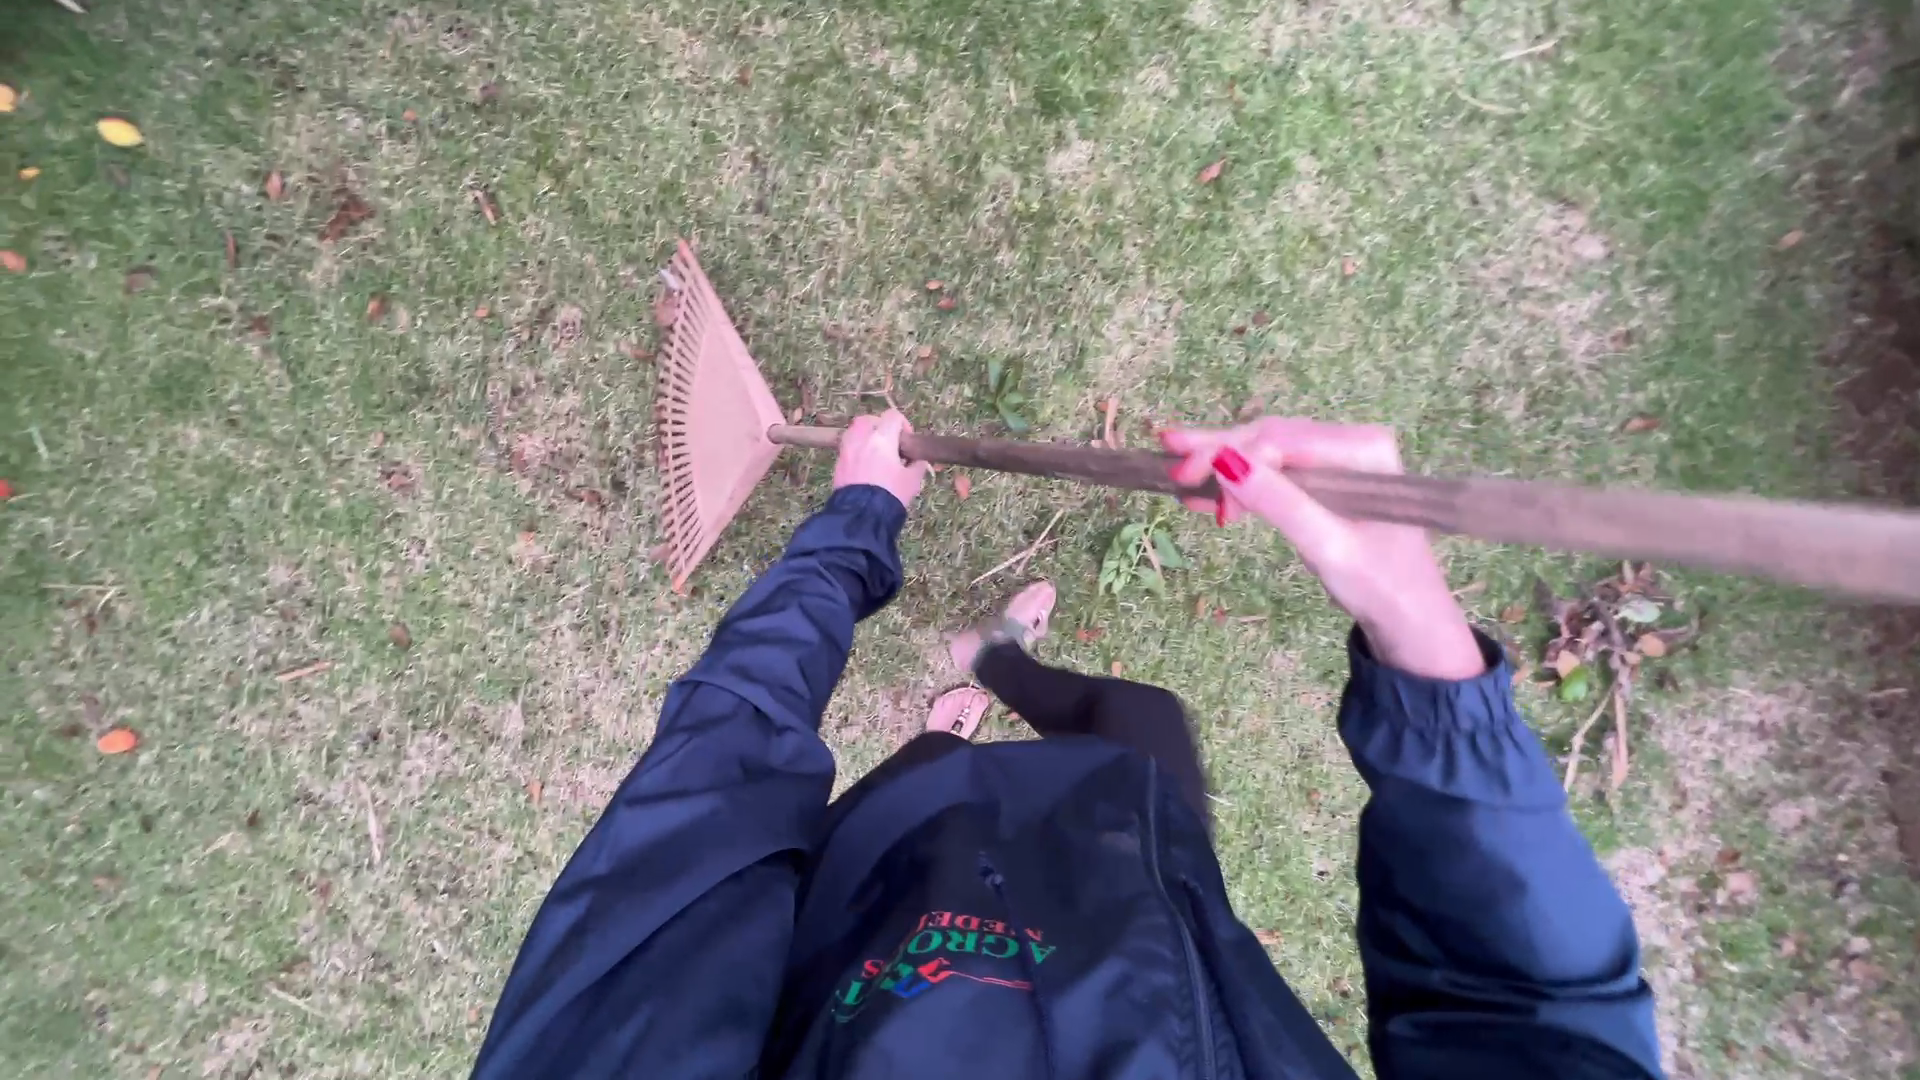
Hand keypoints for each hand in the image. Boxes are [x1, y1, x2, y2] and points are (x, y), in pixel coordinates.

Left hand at [833, 409, 929, 509]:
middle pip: (869, 420)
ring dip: (866, 437)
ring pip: (854, 432)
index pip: (893, 416)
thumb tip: (918, 460)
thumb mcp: (913, 480)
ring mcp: (846, 450)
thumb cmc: (891, 494)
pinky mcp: (838, 464)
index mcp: (882, 438)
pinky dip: (857, 451)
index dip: (903, 425)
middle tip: (890, 444)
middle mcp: (861, 439)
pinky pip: (848, 449)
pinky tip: (866, 468)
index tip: (907, 442)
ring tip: (876, 454)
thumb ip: (917, 465)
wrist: (862, 515)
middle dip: (880, 427)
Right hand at [1161, 418, 1483, 679]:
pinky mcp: (1322, 481)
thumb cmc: (1378, 582)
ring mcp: (1336, 460)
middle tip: (1170, 465)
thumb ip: (1277, 501)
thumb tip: (1221, 463)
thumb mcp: (1324, 544)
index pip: (1280, 439)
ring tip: (1178, 480)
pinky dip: (1237, 485)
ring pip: (1263, 453)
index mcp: (1363, 448)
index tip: (1184, 478)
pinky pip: (1271, 474)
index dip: (1227, 453)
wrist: (1408, 616)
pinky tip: (1203, 496)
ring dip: (1222, 469)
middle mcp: (1350, 443)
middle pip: (1268, 438)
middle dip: (1217, 454)